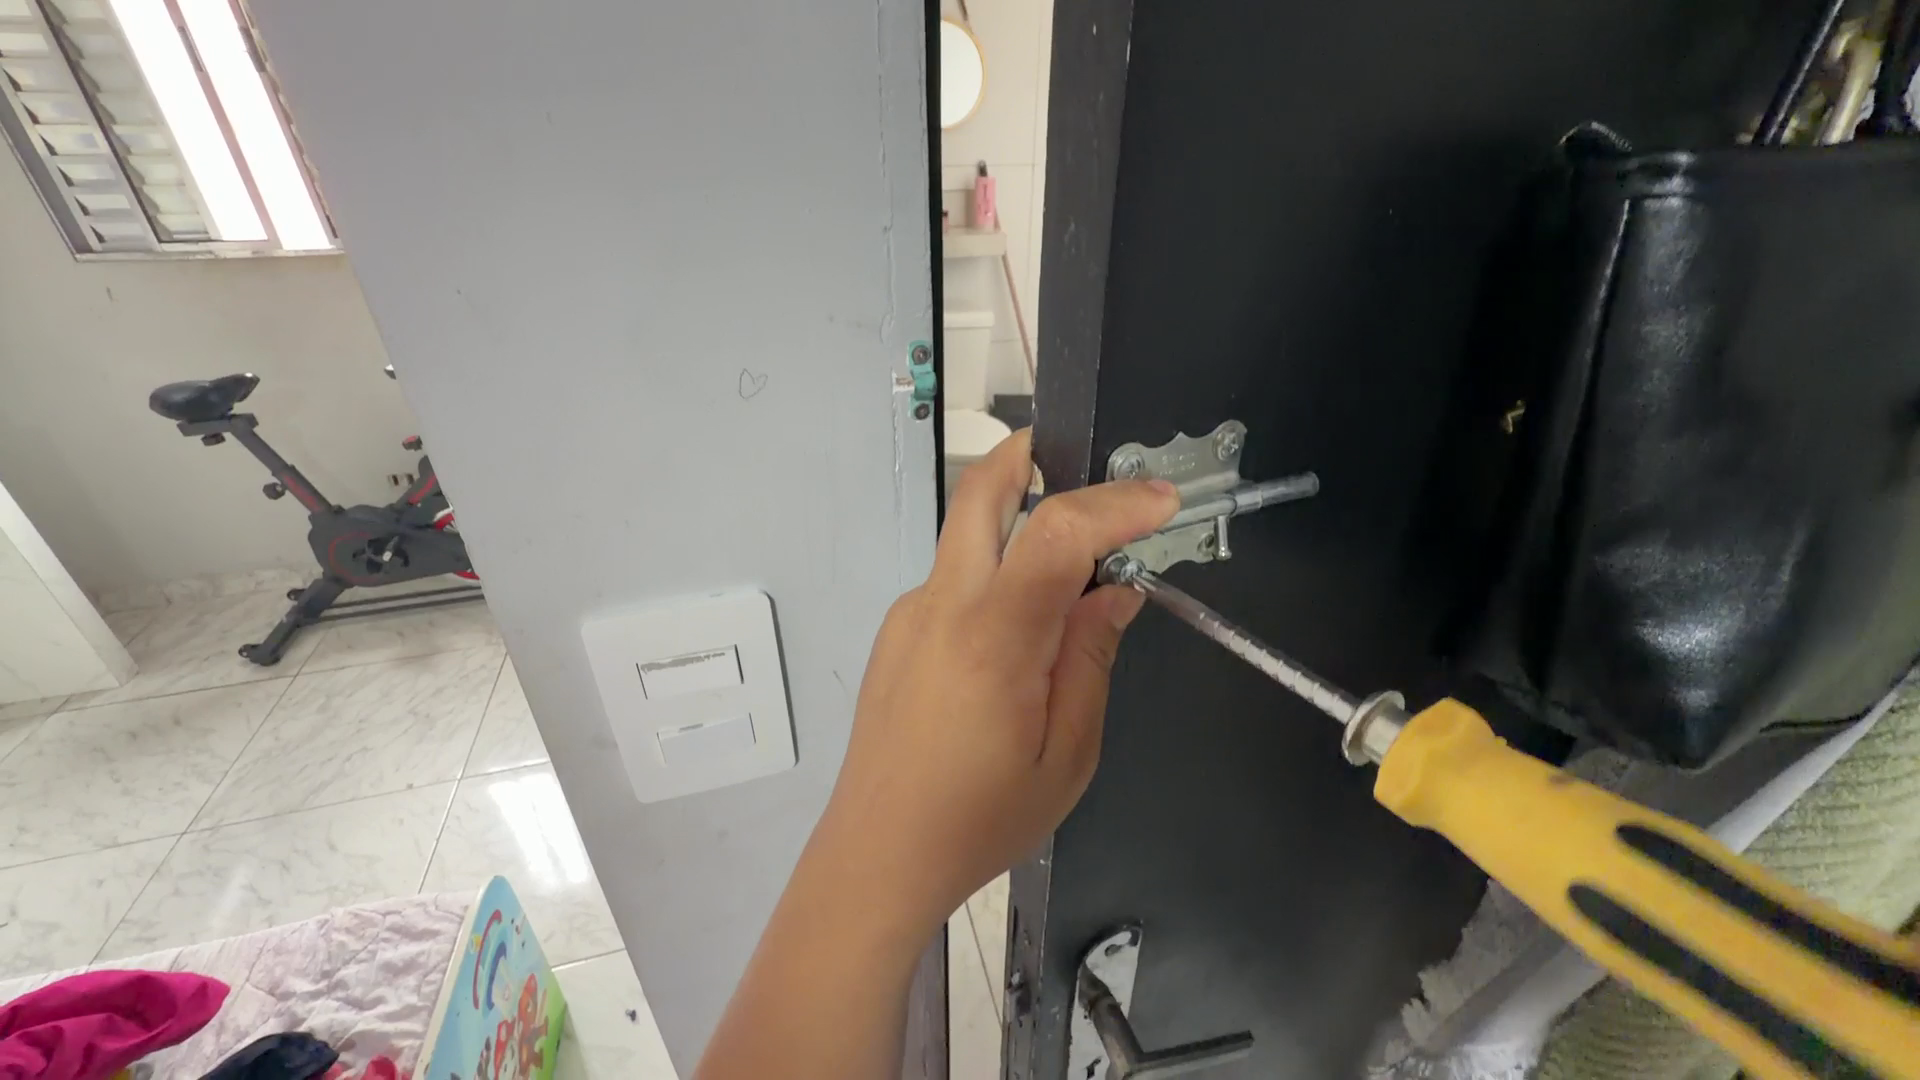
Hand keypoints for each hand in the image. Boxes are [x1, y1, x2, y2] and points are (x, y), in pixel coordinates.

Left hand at [814, 428, 1178, 933]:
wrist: (877, 853)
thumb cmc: (980, 817)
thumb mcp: (1066, 755)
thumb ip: (1090, 659)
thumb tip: (1114, 592)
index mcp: (994, 638)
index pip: (1056, 533)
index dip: (1114, 503)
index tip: (1161, 500)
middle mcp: (942, 606)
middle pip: (979, 492)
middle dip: (1030, 454)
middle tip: (1084, 454)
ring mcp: (910, 614)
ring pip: (966, 535)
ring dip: (1017, 522)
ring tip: (1075, 567)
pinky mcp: (896, 632)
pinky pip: (954, 580)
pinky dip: (996, 574)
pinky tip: (1022, 631)